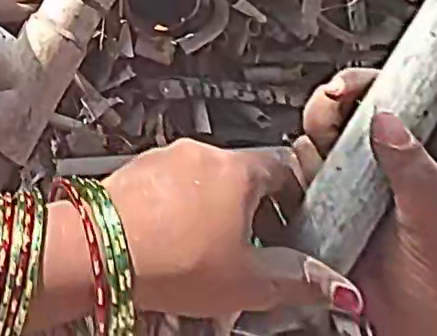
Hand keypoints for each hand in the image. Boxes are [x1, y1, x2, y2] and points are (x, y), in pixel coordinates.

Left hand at [102, 140, 361, 323]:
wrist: (102, 246)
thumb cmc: (169, 257)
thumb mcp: (251, 281)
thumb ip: (299, 279)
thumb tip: (334, 284)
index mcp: (233, 168)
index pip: (284, 166)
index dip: (303, 194)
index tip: (308, 220)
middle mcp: (197, 152)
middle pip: (244, 175)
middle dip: (259, 212)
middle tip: (265, 251)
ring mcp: (164, 157)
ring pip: (207, 182)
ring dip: (221, 212)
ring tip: (221, 256)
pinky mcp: (139, 170)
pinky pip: (176, 185)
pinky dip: (187, 210)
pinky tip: (185, 245)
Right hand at [297, 71, 436, 335]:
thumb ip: (417, 178)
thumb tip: (389, 120)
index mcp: (420, 170)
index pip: (392, 108)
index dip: (365, 89)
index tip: (344, 87)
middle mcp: (382, 174)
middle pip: (341, 118)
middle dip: (327, 115)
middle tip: (327, 128)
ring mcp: (352, 194)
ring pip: (315, 145)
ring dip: (311, 153)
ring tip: (325, 179)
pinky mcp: (324, 213)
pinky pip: (297, 182)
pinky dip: (293, 180)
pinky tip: (306, 195)